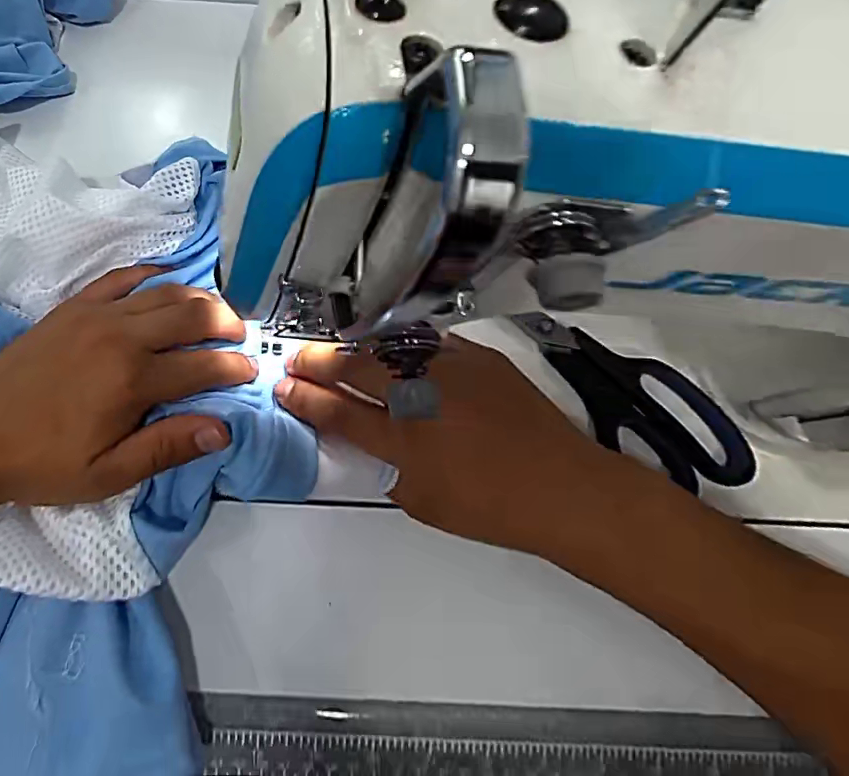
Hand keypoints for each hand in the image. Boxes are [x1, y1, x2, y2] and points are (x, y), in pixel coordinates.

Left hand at [0, 265, 253, 531]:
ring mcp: (96, 314)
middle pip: (192, 315)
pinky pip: (122, 277)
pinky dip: (152, 274)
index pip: (203, 365)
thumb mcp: (105, 474)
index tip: (250, 372)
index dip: (234, 368)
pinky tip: (168, 278)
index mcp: (132, 380)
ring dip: (199, 299)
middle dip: (226, 323)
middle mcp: (121, 336)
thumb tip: (222, 428)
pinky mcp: (74, 306)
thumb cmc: (40, 462)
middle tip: (240, 337)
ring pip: (165, 292)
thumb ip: (166, 447)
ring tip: (216, 314)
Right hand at [276, 335, 681, 560]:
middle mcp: (421, 394)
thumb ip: (382, 465)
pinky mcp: (474, 354)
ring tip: (333, 351)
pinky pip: (425, 342)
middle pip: (353, 367)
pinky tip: (388, 350)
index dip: (304, 398)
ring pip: (385, 346)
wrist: (564, 486)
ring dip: (352, 348)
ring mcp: (450, 366)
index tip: (284, 388)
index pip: (337, 411)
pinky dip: (398, 346)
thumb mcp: (421, 500)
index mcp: (403, 439)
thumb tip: (360, 438)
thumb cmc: (491, 506)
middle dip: (316, 361)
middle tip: (296, 360)